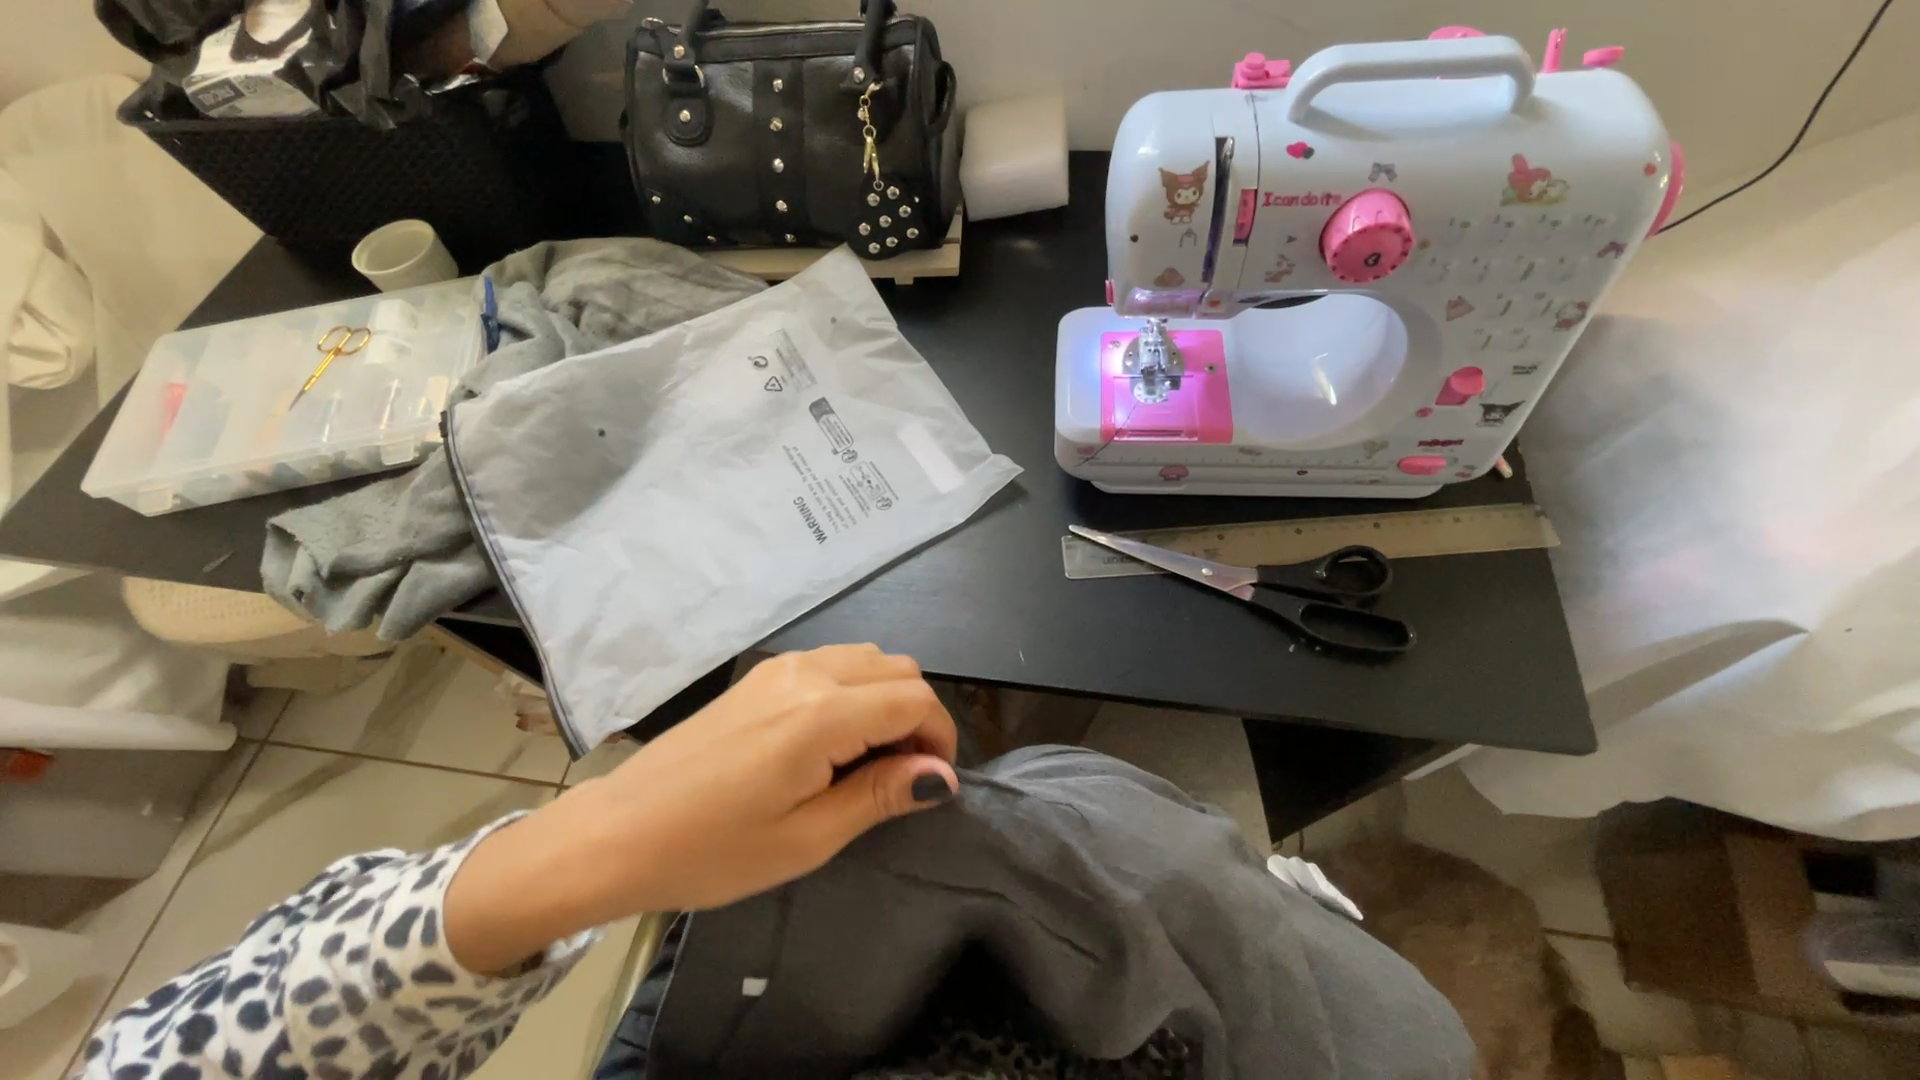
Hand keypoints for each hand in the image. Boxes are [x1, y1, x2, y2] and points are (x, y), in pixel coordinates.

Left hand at [444, 645, 957, 973]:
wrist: (616, 833)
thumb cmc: (712, 850)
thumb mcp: (806, 837)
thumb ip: (880, 795)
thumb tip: (942, 777)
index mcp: (821, 714)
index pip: (915, 700)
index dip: (940, 739)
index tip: (931, 785)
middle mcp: (806, 672)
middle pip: (898, 668)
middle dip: (918, 716)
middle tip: (902, 776)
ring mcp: (779, 667)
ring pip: (867, 658)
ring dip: (887, 699)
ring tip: (868, 760)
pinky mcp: (760, 675)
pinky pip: (832, 663)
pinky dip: (855, 690)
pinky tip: (832, 741)